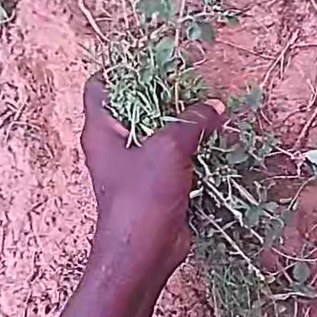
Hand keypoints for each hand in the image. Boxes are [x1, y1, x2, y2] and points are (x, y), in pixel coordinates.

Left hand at [80, 78, 224, 279]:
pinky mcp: (155, 185)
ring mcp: (134, 166)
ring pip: (157, 133)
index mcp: (101, 131)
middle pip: (135, 107)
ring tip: (208, 109)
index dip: (125, 70)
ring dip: (181, 124)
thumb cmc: (143, 198)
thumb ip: (192, 122)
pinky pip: (172, 157)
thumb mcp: (169, 149)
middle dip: (164, 95)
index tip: (158, 63)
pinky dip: (189, 148)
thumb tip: (215, 107)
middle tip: (193, 84)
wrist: (145, 253)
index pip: (102, 87)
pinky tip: (213, 140)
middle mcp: (114, 145)